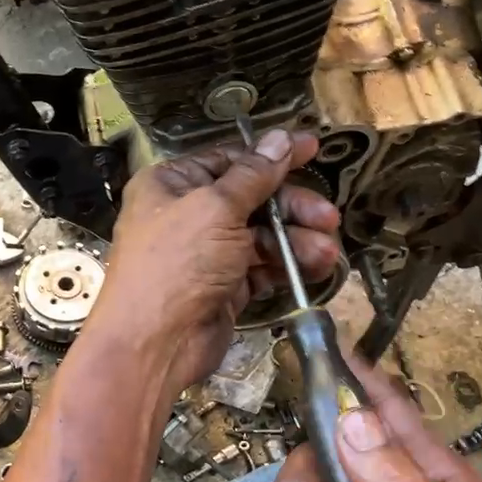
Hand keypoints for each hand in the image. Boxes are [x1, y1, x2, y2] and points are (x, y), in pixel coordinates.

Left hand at [88, 129, 337, 394]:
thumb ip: (253, 175)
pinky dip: (287, 266)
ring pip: (260, 236)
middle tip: (326, 216)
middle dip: (290, 207)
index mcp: (170, 185)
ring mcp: (205, 254)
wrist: (155, 342)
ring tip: (325, 251)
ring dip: (295, 240)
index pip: (227, 161)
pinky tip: (316, 267)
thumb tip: (279, 139)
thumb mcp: (215, 208)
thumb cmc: (176, 264)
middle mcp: (186, 216)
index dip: (270, 158)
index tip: (312, 149)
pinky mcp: (223, 287)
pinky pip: (261, 267)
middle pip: (250, 199)